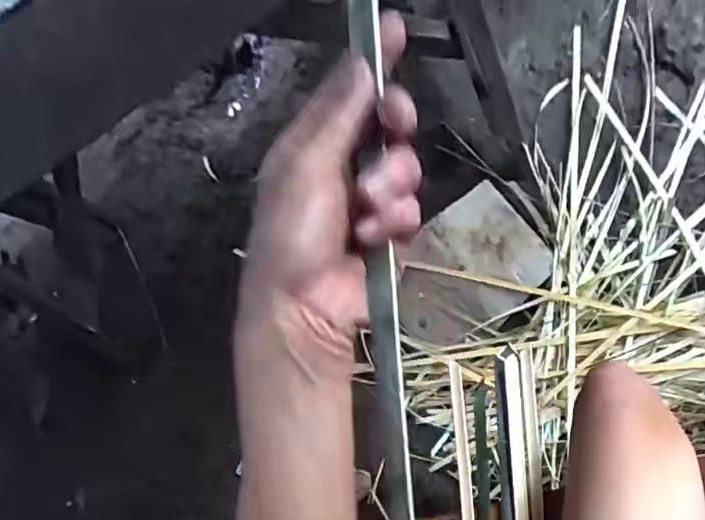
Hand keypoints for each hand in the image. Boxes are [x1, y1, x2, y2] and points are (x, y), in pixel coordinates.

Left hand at [236, 12, 421, 381]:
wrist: (307, 304)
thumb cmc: (293, 232)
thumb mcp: (307, 163)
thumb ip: (338, 115)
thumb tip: (363, 64)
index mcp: (317, 141)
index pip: (352, 92)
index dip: (376, 63)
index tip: (395, 30)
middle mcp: (347, 167)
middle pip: (390, 129)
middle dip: (395, 128)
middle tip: (397, 125)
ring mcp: (374, 205)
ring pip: (407, 173)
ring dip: (391, 188)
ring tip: (368, 211)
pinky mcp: (394, 239)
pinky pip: (411, 214)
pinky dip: (395, 224)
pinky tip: (373, 238)